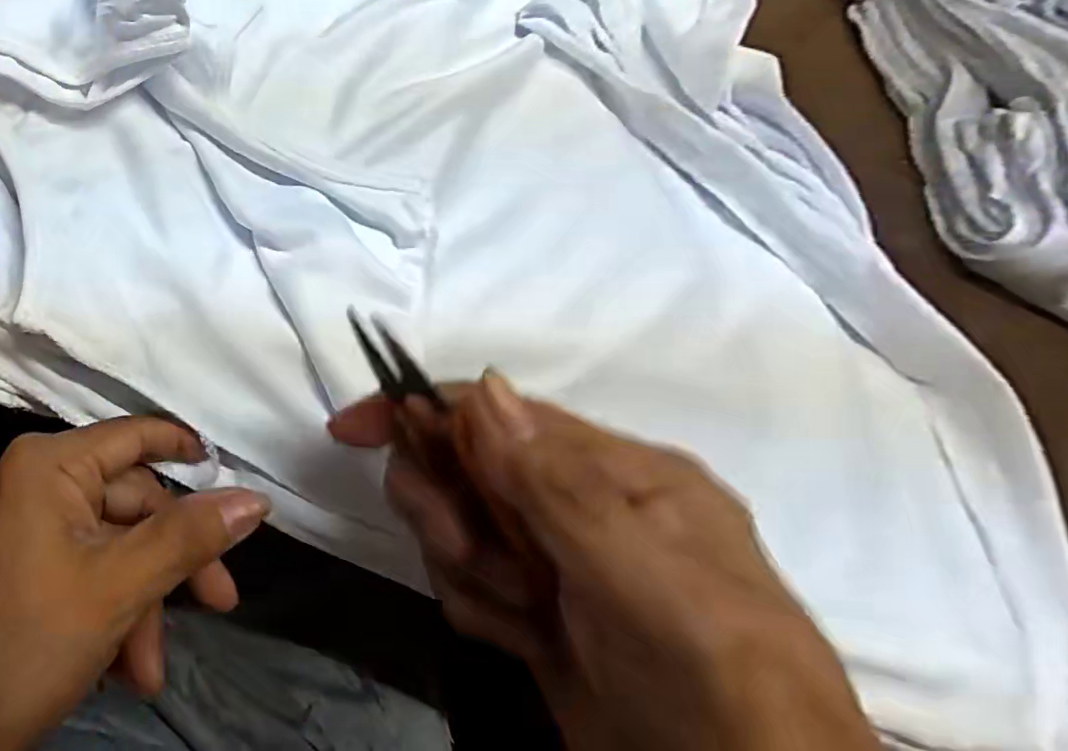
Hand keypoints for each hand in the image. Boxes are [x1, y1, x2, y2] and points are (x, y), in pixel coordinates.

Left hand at [0, 418, 270, 750]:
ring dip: (146, 606)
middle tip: (219, 604)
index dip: (188, 451)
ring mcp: (40, 526)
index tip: (234, 481)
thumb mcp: (118, 587)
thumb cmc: (24, 640)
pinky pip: (98, 572)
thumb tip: (254, 500)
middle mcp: (46, 481)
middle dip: (172, 564)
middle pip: (136, 503)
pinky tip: (125, 670)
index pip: (137, 435)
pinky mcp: (38, 567)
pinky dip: (119, 616)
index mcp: (54, 464)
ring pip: (122, 547)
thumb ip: (188, 538)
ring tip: (149, 671)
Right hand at [331, 374, 880, 750]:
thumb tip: (484, 386)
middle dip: (447, 508)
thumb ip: (557, 483)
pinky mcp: (533, 606)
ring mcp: (554, 555)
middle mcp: (579, 501)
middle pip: (463, 466)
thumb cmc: (715, 682)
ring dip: (466, 568)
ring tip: (517, 614)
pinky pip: (465, 579)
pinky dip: (476, 606)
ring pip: (456, 524)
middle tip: (472, 560)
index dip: (422, 412)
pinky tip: (519, 640)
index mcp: (616, 472)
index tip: (352, 430)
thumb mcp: (641, 581)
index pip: (494, 414)